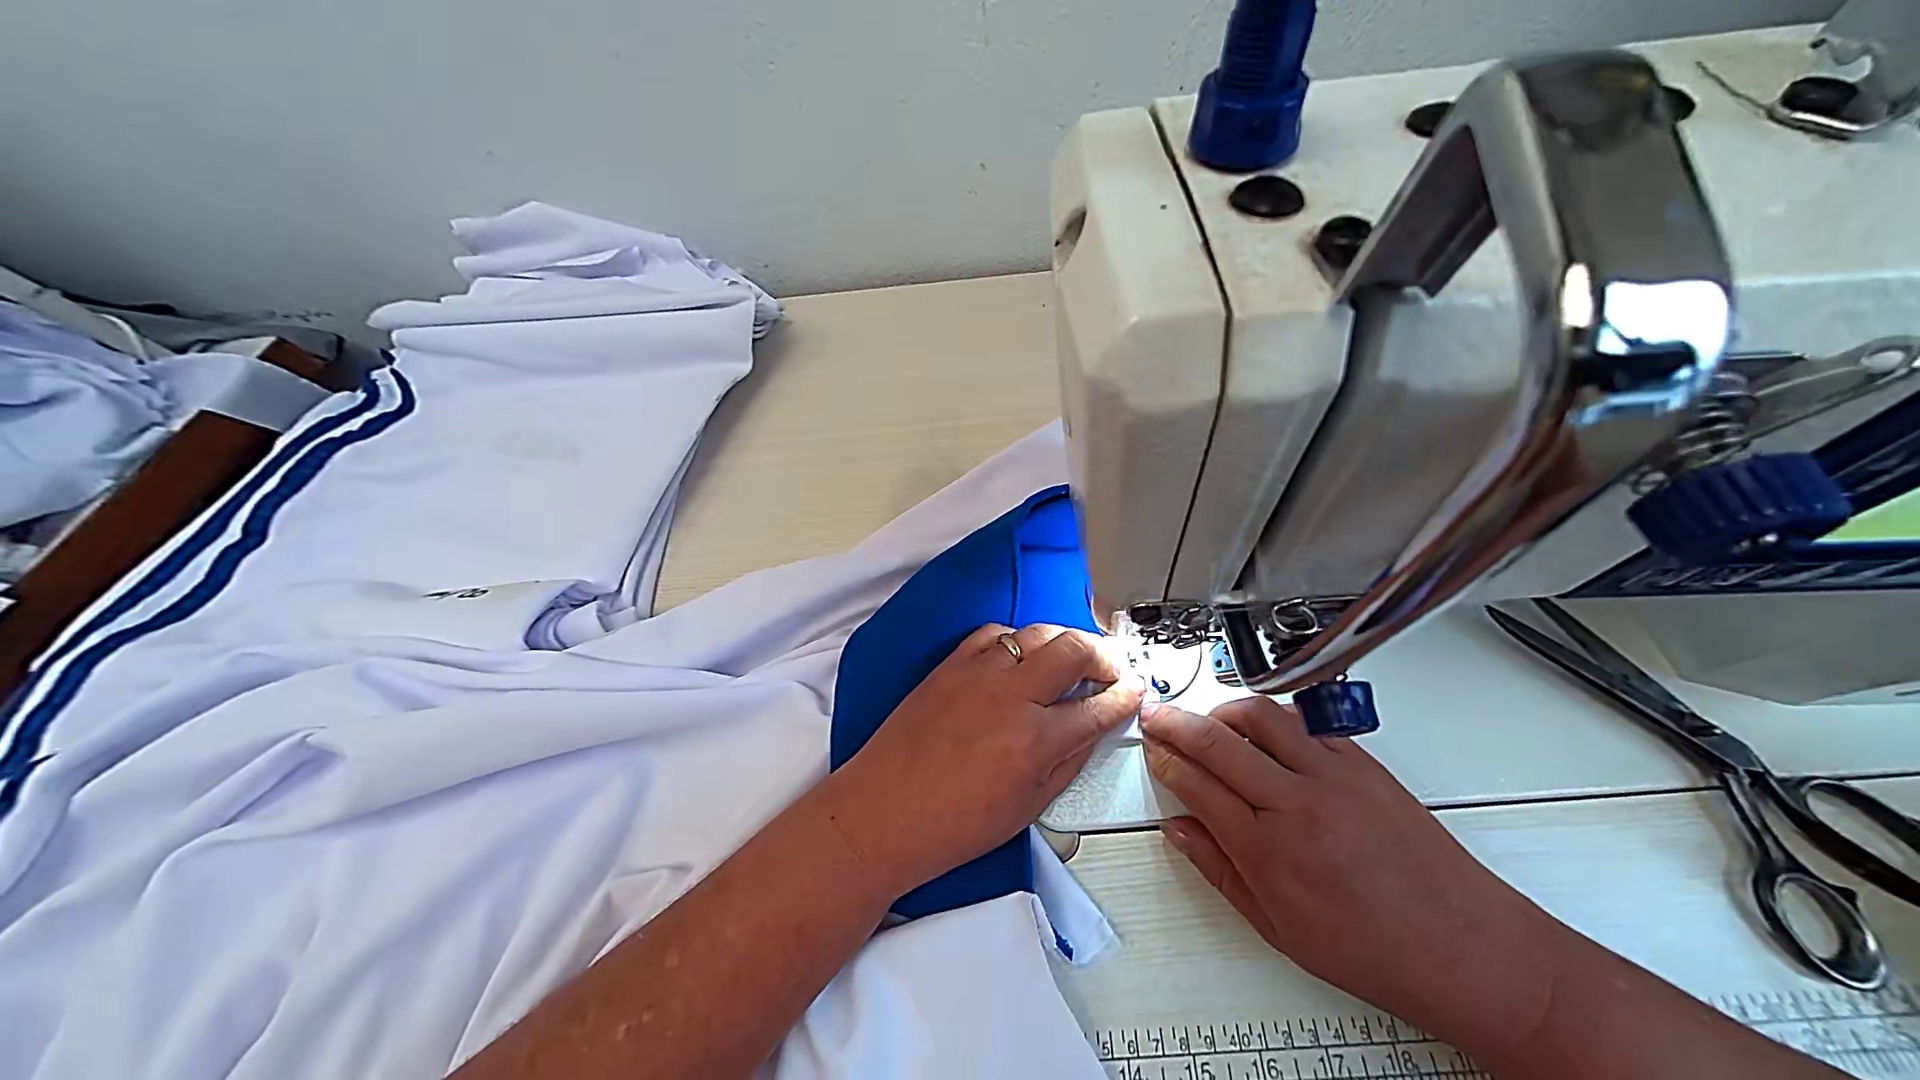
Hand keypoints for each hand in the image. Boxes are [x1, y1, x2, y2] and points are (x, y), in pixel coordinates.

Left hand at [823, 623, 1144, 900]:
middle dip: (1105, 656)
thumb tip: (1091, 732)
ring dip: (1066, 640)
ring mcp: (977, 674)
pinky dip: (1018, 638)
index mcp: (1035, 741)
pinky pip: (994, 633)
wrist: (883, 813)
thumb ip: (1067, 762)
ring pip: (1038, 632)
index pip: (1098, 706)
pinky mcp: (950, 665)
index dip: (1124, 697)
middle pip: (1075, 651)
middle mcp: (1009, 697)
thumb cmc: (947, 823)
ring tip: (1074, 657)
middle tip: (1111, 669)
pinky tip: (1022, 653)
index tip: (1131, 692)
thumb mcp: (1027, 807)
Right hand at [1141, 697, 1566, 1055]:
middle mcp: (1298, 804)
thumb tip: (1182, 833)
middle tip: (1157, 716)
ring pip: (1260, 715)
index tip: (1153, 752)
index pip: (1195, 784)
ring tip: (1206, 717)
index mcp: (1269, 851)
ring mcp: (1334, 777)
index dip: (1164, 761)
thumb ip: (1220, 871)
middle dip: (1174, 722)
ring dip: (1222, 709)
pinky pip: (1306, 721)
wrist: (1471, 952)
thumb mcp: (1279, 928)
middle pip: (1215, 740)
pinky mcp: (1364, 765)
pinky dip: (1274, 716)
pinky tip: (1263, 727)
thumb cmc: (1383, 951)